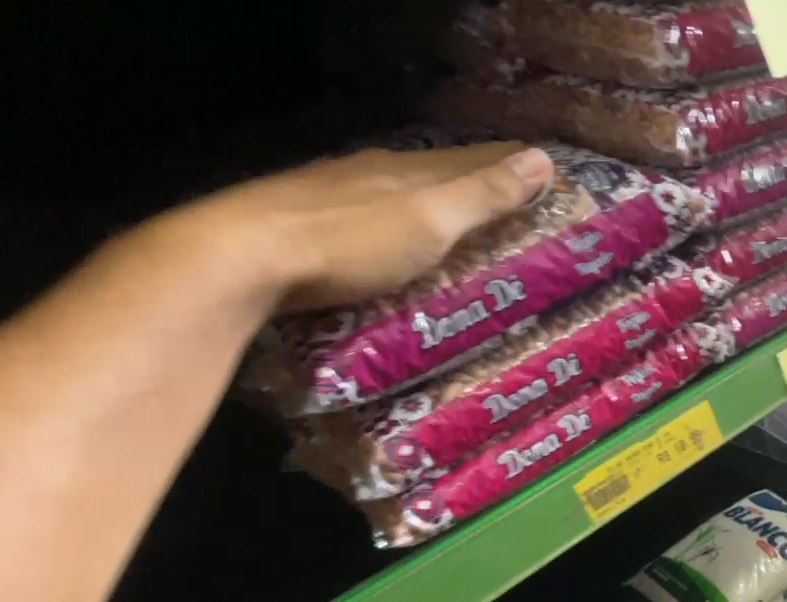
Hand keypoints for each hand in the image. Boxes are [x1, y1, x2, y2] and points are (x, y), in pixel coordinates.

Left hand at [138, 140, 556, 314]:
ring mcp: (335, 197)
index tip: (545, 171)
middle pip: (437, 174)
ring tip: (462, 221)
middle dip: (477, 183)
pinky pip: (373, 218)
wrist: (242, 259)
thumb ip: (483, 194)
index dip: (510, 165)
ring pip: (400, 193)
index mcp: (406, 171)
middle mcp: (371, 174)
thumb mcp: (430, 220)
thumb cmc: (350, 242)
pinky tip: (397, 239)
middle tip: (513, 198)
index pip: (472, 161)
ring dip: (436, 204)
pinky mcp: (309, 226)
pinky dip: (401, 224)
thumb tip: (539, 158)